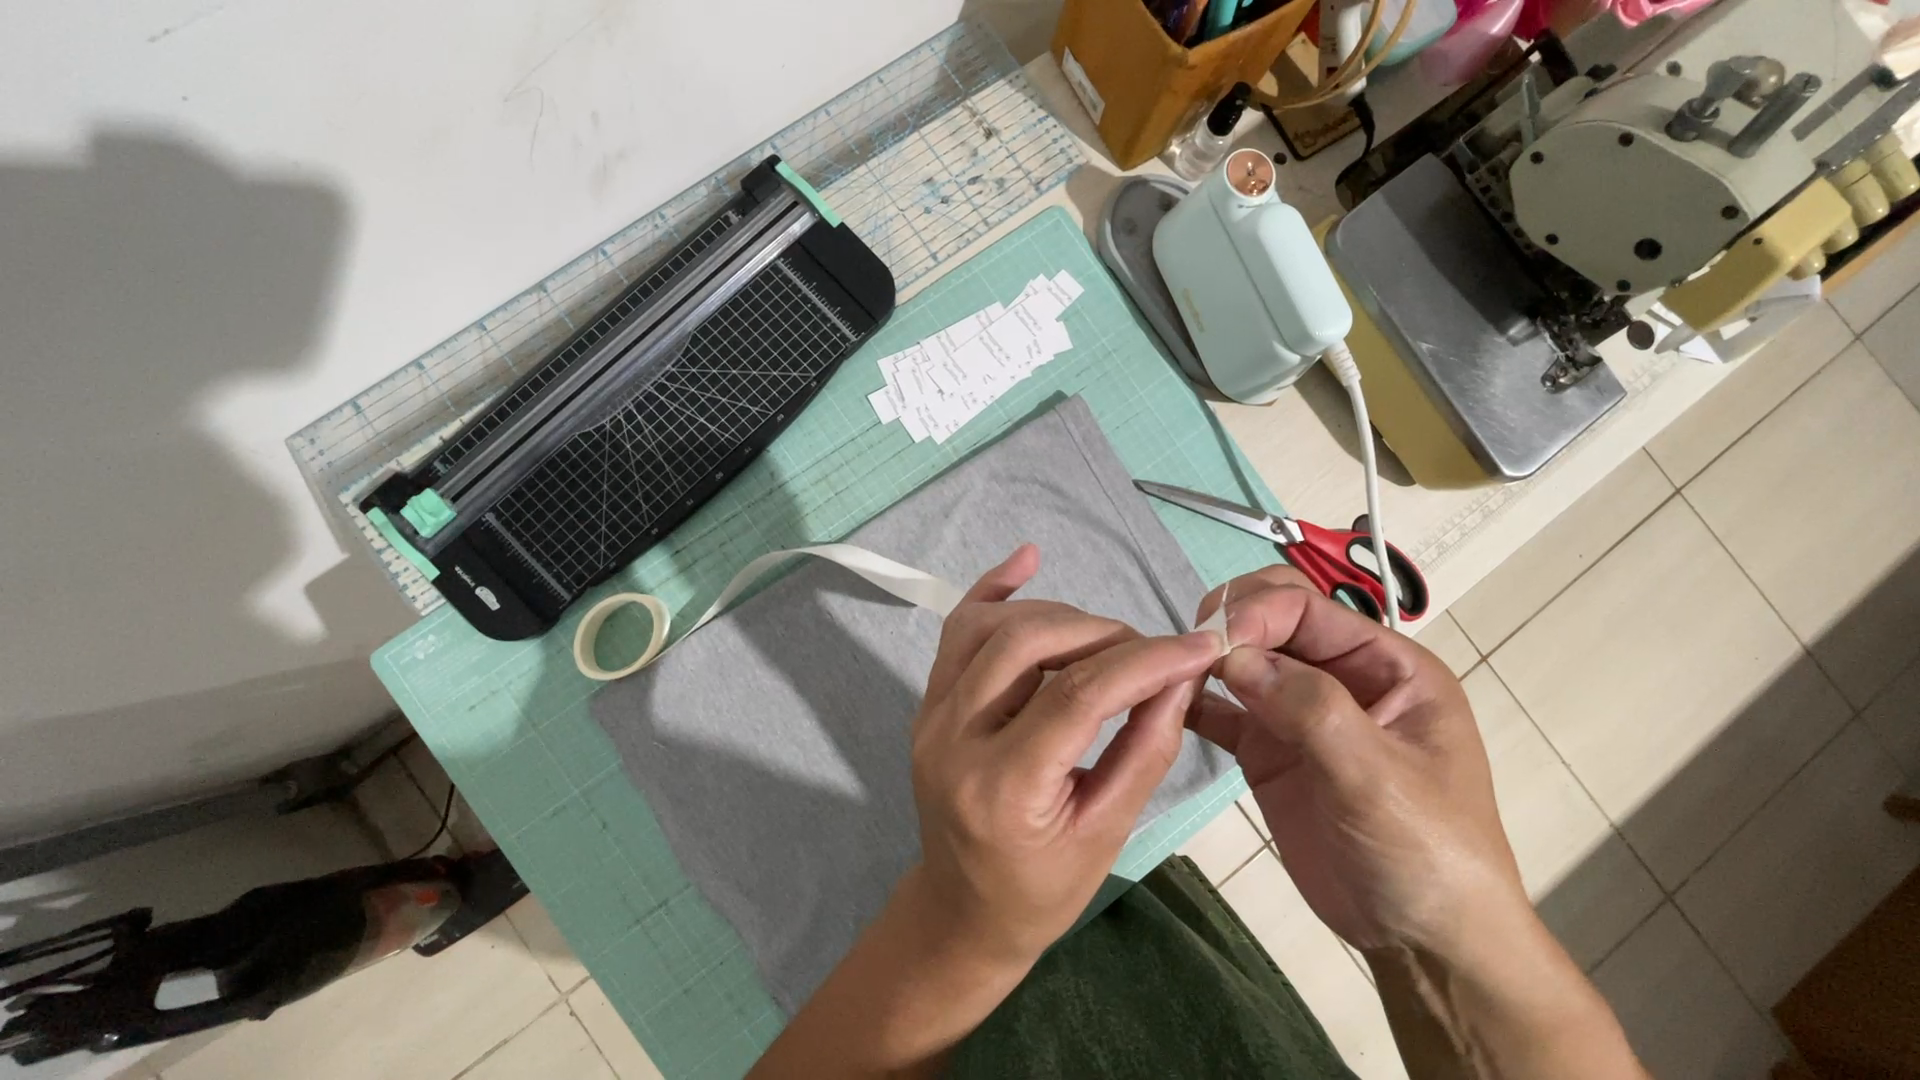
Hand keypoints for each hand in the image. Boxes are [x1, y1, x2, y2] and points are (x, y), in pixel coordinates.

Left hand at [908, 543, 1224, 967]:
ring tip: (1106, 639)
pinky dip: (992, 591)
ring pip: (989, 627)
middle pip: (1026, 645)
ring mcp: (930, 715)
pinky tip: (1027, 559)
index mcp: (1002, 787)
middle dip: (1101, 633)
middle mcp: (952, 739)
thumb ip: (1144, 750)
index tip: (1197, 646)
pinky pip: (956, 630)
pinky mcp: (926, 702)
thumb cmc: (1040, 889)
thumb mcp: (1105, 833)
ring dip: (1056, 616)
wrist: (961, 910)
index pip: (1078, 695)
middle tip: (1148, 650)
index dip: (1144, 661)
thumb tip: (1179, 677)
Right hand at [1191, 565, 1527, 958]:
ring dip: (1205, 660)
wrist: (1420, 939)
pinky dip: (1194, 702)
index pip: (1308, 609)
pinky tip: (1163, 704)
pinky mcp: (1268, 748)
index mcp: (1386, 664)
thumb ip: (1310, 709)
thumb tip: (1232, 655)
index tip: (1211, 643)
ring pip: (1243, 659)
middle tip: (1187, 655)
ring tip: (1166, 676)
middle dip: (1229, 625)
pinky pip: (1224, 710)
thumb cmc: (1424, 851)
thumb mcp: (1377, 777)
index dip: (1255, 613)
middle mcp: (1341, 676)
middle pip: (1272, 620)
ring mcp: (1300, 712)